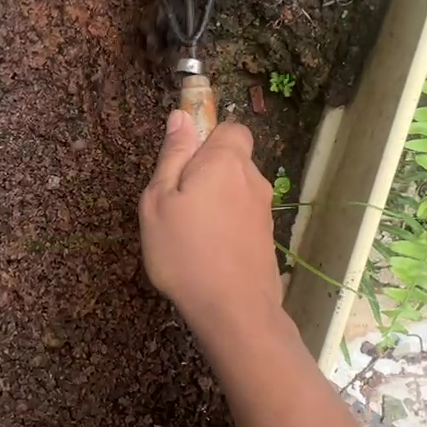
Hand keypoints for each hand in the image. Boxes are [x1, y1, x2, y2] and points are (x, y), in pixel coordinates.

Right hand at [140, 111, 284, 339]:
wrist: (233, 309)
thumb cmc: (184, 251)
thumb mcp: (159, 201)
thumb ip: (173, 156)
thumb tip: (181, 117)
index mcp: (226, 162)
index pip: (231, 128)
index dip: (208, 138)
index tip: (183, 162)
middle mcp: (252, 179)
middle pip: (233, 160)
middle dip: (208, 173)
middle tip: (177, 203)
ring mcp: (264, 210)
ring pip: (237, 191)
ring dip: (216, 202)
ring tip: (189, 233)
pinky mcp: (268, 238)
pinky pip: (242, 217)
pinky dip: (226, 225)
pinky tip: (207, 251)